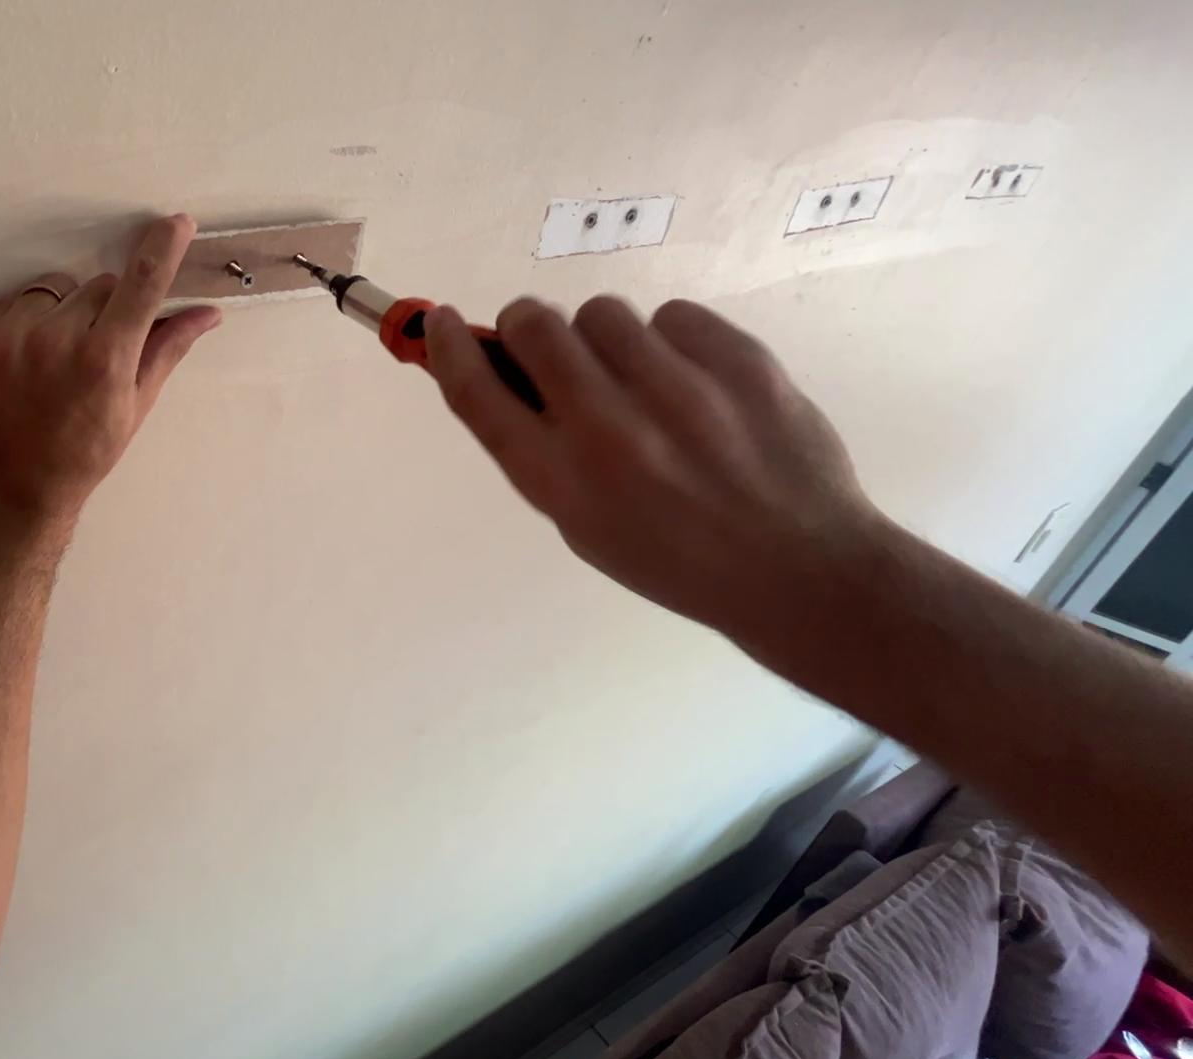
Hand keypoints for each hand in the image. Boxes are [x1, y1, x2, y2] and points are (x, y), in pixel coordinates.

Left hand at [0, 214, 221, 527]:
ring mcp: (3, 339)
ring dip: (56, 314)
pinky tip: (17, 368)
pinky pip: (4, 307)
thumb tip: (207, 314)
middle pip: (95, 286)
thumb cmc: (81, 455)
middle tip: (92, 355)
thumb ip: (166, 352)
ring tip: (49, 362)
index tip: (174, 223)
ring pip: (48, 291)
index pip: (141, 284)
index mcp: (104, 360)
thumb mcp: (132, 409)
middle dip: (103, 310)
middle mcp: (53, 341)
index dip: (162, 249)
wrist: (9, 490)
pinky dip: (15, 328)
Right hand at [422, 296, 889, 638]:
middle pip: (534, 326)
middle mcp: (608, 430)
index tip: (441, 321)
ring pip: (602, 312)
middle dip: (528, 326)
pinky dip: (668, 341)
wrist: (795, 569)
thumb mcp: (578, 521)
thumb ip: (538, 450)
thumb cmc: (666, 556)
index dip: (447, 349)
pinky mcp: (741, 361)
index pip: (477, 395)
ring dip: (602, 338)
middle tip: (548, 347)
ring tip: (637, 378)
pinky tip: (691, 383)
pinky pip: (672, 315)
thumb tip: (506, 374)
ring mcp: (678, 391)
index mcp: (559, 481)